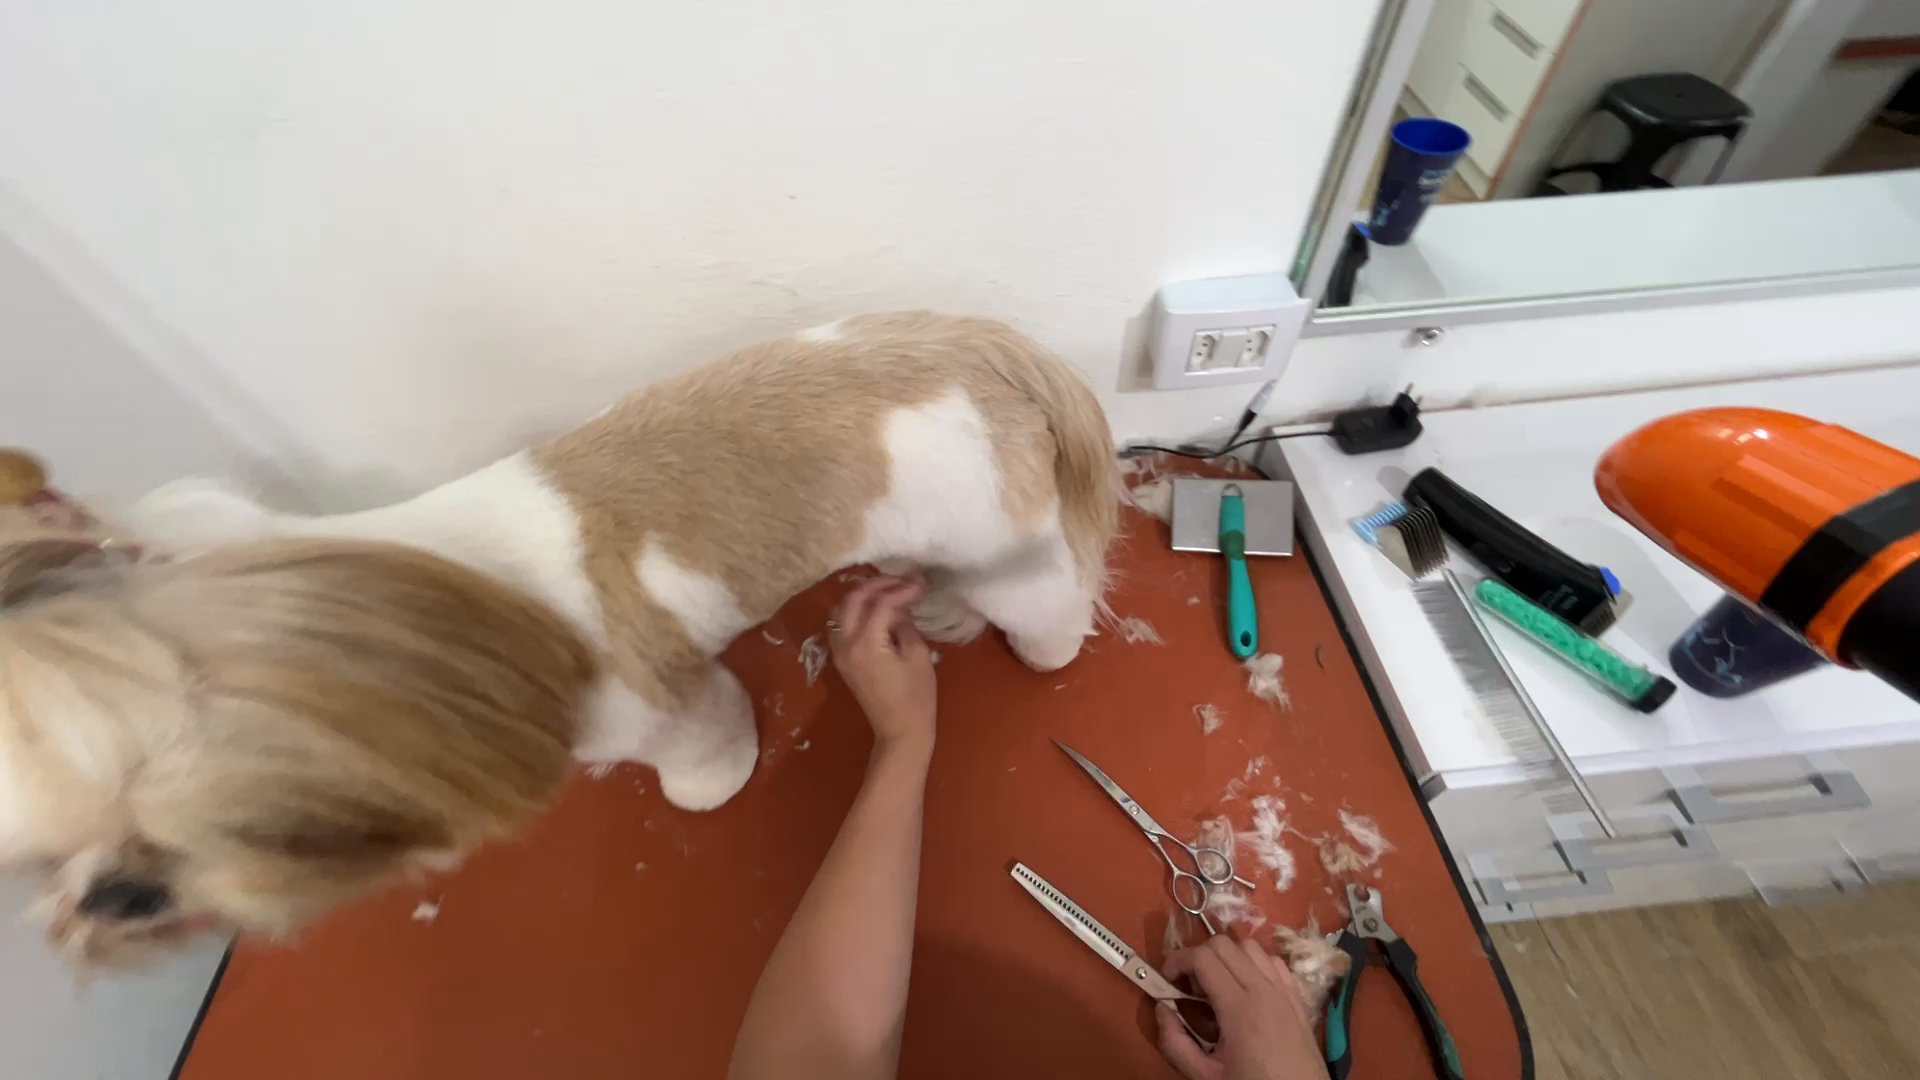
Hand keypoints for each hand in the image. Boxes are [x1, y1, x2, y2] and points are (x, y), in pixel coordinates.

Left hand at [829, 577, 935, 755]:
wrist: (900, 731)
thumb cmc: (916, 697)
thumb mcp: (918, 655)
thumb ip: (905, 625)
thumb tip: (900, 608)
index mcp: (867, 644)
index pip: (882, 603)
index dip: (902, 589)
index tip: (921, 583)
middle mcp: (846, 644)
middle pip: (854, 599)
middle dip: (879, 585)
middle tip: (902, 581)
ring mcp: (840, 652)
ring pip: (842, 609)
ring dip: (863, 595)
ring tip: (888, 590)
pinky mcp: (842, 659)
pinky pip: (841, 624)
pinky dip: (855, 610)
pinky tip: (875, 609)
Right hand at [1156, 936, 1329, 1079]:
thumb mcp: (1205, 1077)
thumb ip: (1175, 1043)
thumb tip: (1162, 1008)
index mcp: (1240, 1009)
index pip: (1201, 957)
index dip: (1177, 960)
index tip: (1168, 980)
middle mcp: (1263, 990)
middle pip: (1222, 943)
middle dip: (1199, 957)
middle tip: (1192, 987)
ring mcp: (1284, 992)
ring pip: (1249, 946)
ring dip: (1227, 957)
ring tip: (1220, 985)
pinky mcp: (1298, 999)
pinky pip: (1273, 961)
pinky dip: (1255, 964)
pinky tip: (1248, 988)